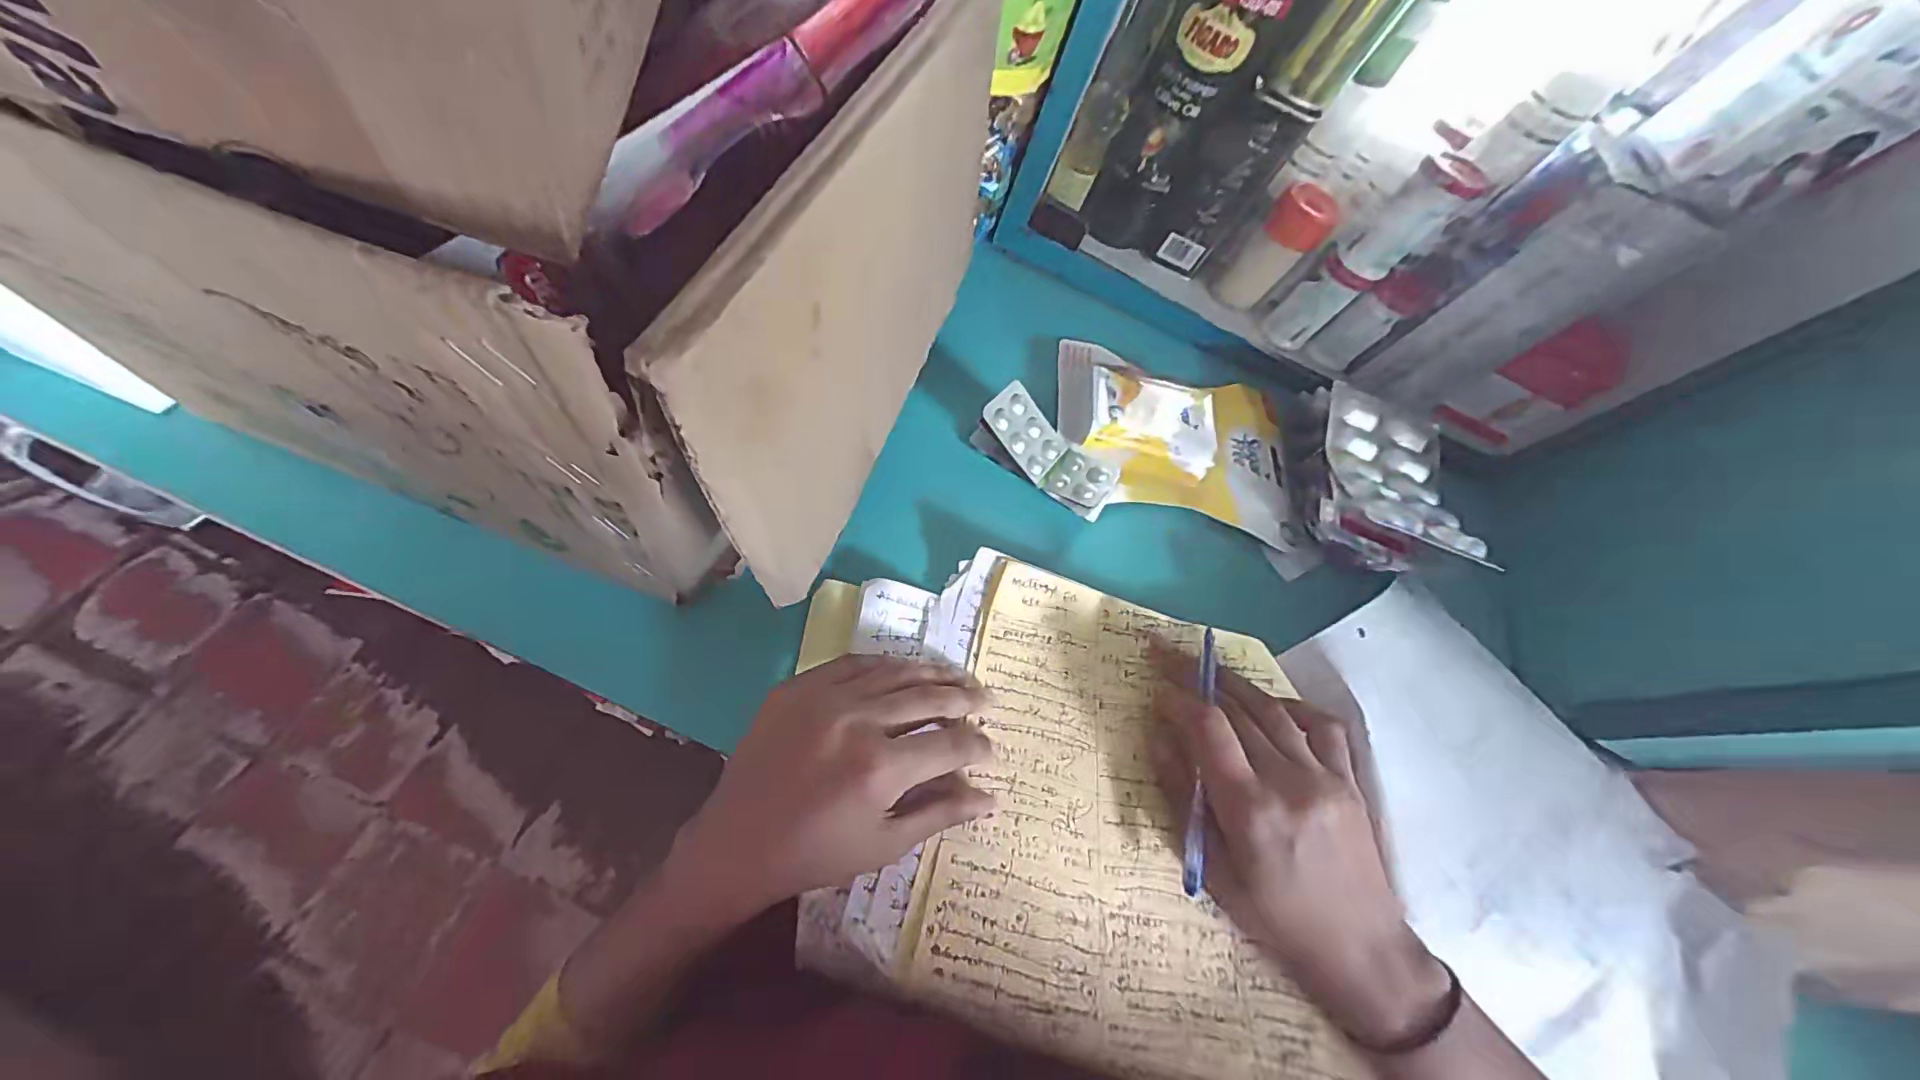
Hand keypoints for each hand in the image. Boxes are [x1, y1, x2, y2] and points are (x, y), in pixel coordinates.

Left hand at [662, 655, 995, 918]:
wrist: (736, 843)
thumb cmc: (815, 854)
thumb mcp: (884, 844)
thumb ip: (941, 813)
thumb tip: (991, 797)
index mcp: (879, 767)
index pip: (950, 744)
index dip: (979, 745)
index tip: (993, 748)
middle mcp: (856, 720)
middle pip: (928, 697)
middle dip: (966, 698)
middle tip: (989, 699)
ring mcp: (823, 697)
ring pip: (894, 671)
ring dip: (932, 673)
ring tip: (958, 677)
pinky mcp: (798, 686)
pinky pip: (854, 662)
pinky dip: (886, 664)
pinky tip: (905, 669)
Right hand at [1149, 643, 1450, 1049]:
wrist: (1364, 953)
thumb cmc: (1275, 919)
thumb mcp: (1214, 869)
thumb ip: (1182, 798)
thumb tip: (1159, 739)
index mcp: (1251, 808)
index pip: (1209, 729)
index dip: (1178, 698)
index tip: (1156, 685)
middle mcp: (1290, 781)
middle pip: (1238, 710)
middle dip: (1198, 678)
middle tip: (1168, 657)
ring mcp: (1327, 776)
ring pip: (1274, 710)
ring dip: (1236, 684)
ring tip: (1207, 667)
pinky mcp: (1350, 780)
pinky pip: (1321, 724)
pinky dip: (1289, 704)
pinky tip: (1269, 704)